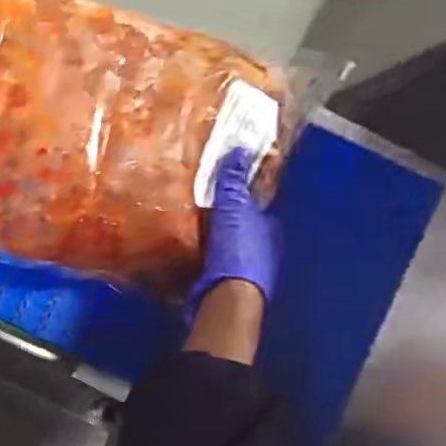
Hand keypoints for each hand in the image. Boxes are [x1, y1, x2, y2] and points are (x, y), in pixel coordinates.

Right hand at [188, 150, 278, 316]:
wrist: (229, 295)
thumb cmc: (236, 251)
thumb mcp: (234, 210)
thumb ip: (233, 184)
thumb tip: (240, 149)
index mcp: (266, 228)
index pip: (250, 207)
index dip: (233, 198)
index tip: (212, 192)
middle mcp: (259, 249)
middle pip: (235, 229)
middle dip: (218, 222)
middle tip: (190, 211)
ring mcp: (241, 271)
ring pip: (221, 249)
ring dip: (206, 243)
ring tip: (180, 233)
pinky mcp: (220, 287)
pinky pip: (206, 267)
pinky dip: (196, 261)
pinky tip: (179, 257)